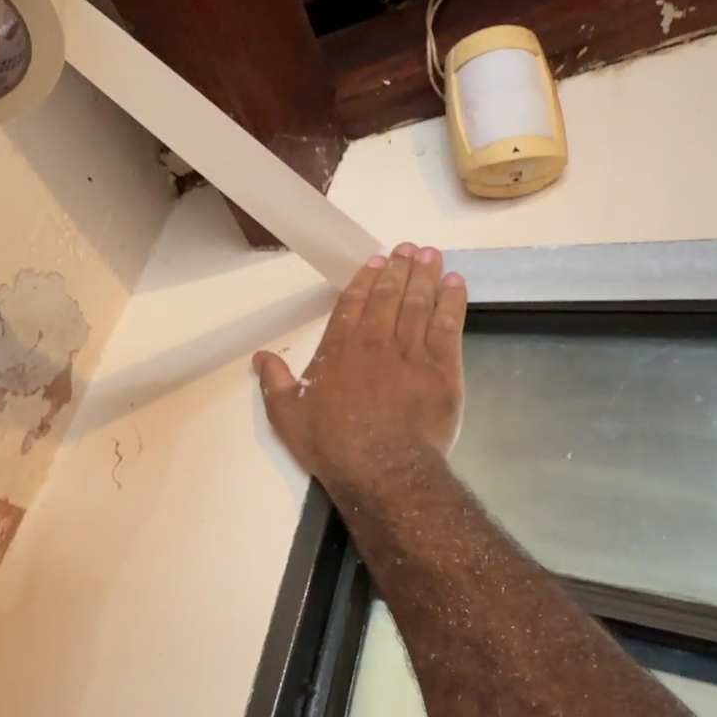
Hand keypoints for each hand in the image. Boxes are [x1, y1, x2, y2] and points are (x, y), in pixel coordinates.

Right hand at [255, 244, 468, 514]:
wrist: (381, 468)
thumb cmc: (331, 443)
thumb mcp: (287, 415)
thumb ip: (275, 381)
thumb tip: (260, 356)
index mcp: (338, 348)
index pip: (353, 303)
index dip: (365, 279)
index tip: (376, 261)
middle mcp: (374, 340)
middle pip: (389, 295)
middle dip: (399, 269)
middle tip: (409, 248)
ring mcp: (410, 351)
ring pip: (419, 303)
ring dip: (425, 276)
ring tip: (432, 255)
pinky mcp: (442, 367)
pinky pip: (448, 325)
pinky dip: (452, 302)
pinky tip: (456, 284)